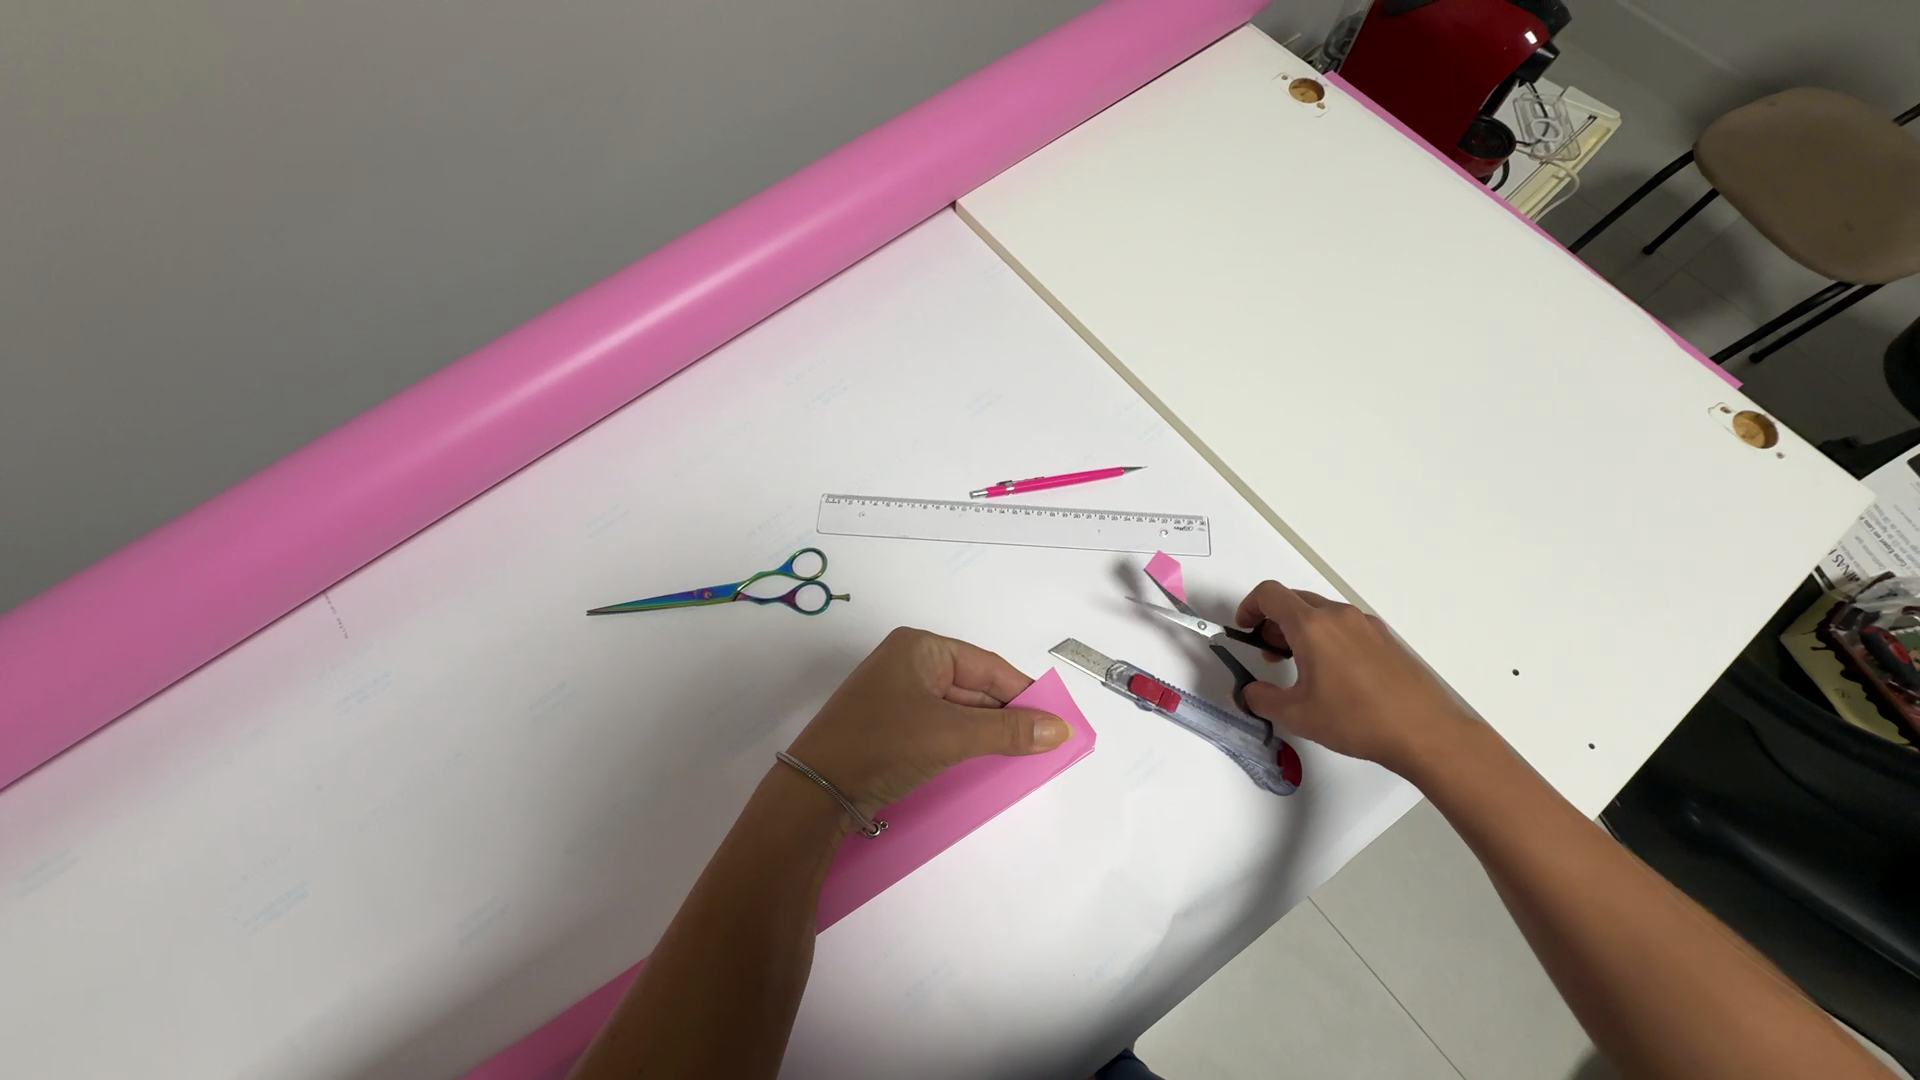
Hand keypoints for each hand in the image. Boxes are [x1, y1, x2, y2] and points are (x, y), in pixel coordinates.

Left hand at [784, 628, 1071, 818]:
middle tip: (1046, 743)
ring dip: (988, 732)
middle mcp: (910, 664)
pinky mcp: (893, 727)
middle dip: (1008, 716)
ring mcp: (899, 696)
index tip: (1057, 720)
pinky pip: (942, 728)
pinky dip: (965, 743)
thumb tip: (1060, 729)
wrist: (814, 791)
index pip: (988, 667)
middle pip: (975, 688)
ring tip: (1025, 756)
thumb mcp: (950, 735)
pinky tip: (988, 761)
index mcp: (920, 648)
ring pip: (960, 710)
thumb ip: (1007, 731)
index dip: (1024, 694)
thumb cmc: (882, 745)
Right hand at [1234, 581, 1481, 772]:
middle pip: (1294, 600)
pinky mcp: (1386, 639)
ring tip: (1300, 667)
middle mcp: (1339, 616)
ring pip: (1321, 612)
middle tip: (1269, 654)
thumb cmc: (1356, 720)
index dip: (1249, 607)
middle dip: (1272, 621)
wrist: (1427, 733)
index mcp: (1312, 626)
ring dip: (1300, 629)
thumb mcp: (1296, 715)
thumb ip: (1261, 699)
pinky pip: (1345, 626)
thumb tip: (1249, 692)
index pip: (1269, 594)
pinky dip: (1327, 638)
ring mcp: (1367, 625)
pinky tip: (1334, 675)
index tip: (1244, 631)